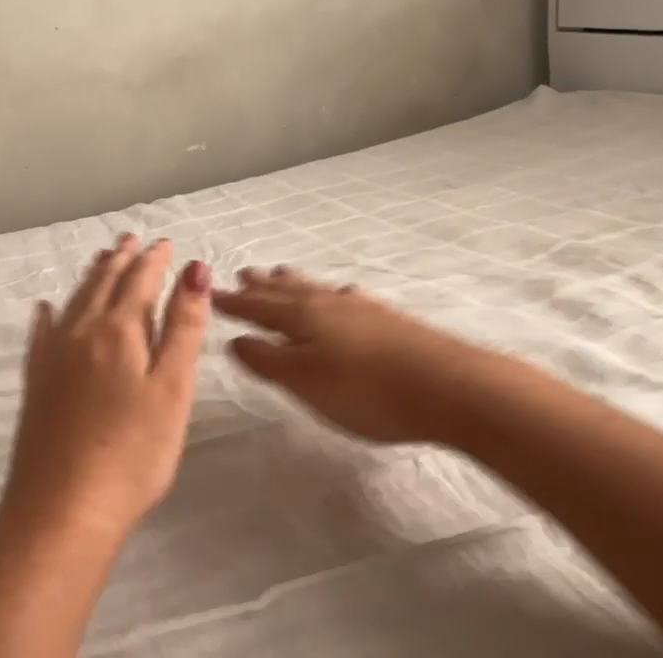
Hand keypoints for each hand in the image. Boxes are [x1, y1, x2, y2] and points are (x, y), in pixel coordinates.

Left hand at [0, 235, 211, 539]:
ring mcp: (53, 356)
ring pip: (75, 301)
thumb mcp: (172, 388)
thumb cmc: (133, 452)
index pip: (140, 280)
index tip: (165, 242)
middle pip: (104, 283)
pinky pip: (42, 332)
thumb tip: (194, 268)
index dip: (155, 260)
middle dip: (121, 259)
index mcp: (120, 330)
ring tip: (102, 258)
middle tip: (131, 238)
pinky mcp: (36, 383)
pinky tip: (46, 308)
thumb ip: (182, 326)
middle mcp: (81, 331)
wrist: (62, 509)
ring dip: (92, 276)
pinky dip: (50, 313)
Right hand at [215, 267, 477, 443]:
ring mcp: (363, 309)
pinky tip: (345, 294)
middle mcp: (329, 304)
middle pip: (288, 291)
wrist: (451, 388)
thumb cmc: (367, 390)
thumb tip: (234, 340)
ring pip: (318, 289)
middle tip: (243, 273)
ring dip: (295, 283)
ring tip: (281, 274)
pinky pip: (347, 297)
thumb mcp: (305, 382)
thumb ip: (268, 361)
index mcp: (302, 317)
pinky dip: (333, 294)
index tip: (211, 293)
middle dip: (262, 286)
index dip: (233, 303)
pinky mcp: (390, 320)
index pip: (258, 307)